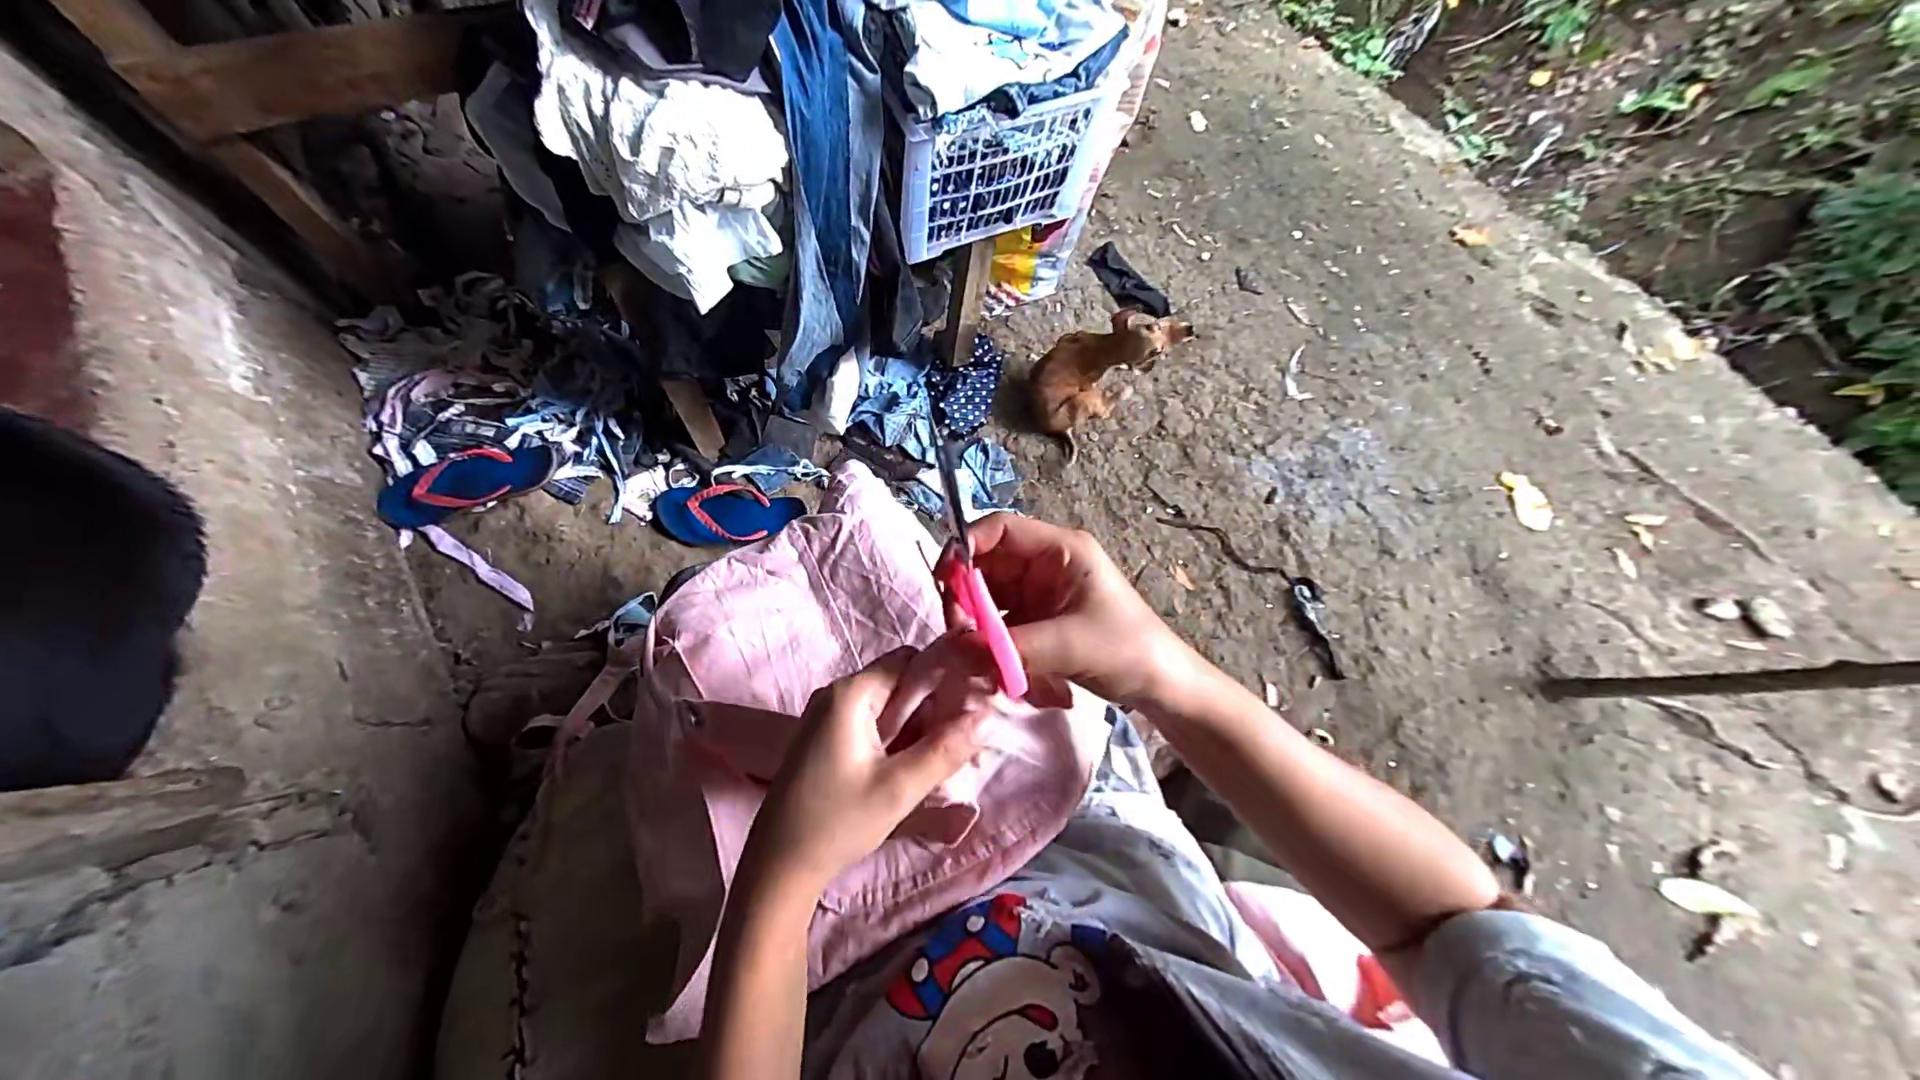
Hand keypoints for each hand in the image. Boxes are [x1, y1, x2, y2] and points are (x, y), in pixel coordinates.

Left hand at [737, 645, 990, 899]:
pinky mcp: (827, 738)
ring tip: (940, 759)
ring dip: (917, 726)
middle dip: (934, 708)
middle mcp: (837, 695)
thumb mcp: (899, 788)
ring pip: (890, 705)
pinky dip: (897, 738)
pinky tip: (912, 767)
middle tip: (960, 741)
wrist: (778, 865)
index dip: (946, 675)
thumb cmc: (837, 822)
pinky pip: (873, 723)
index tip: (974, 703)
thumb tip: (986, 716)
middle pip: (900, 681)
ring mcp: (829, 716)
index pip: (910, 660)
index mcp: (851, 693)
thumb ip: (945, 749)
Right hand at [952, 514, 1194, 709]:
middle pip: (985, 562)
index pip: (1001, 529)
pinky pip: (997, 619)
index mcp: (1060, 550)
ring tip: (971, 650)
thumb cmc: (1125, 650)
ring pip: (986, 593)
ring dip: (972, 618)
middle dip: (964, 592)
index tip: (945, 579)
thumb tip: (955, 645)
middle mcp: (1043, 564)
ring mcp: (1037, 592)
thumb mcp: (1067, 645)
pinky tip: (986, 658)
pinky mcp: (1035, 619)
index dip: (966, 545)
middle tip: (957, 628)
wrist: (1159, 683)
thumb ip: (1008, 645)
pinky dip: (986, 636)